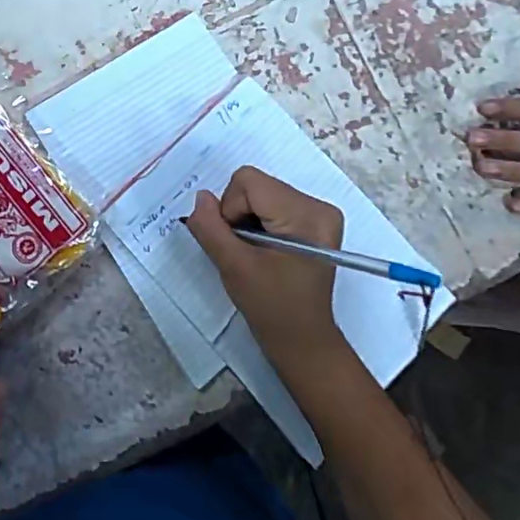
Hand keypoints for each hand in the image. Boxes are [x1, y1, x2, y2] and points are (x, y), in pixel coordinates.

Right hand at [184, 166, 346, 358]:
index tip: (238, 242)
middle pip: (255, 185)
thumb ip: (210, 227)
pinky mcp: (312, 221)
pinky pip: (269, 203)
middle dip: (238, 214)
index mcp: (306, 214)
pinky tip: (263, 249)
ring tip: (255, 252)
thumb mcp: (233, 266)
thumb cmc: (271, 305)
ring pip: (259, 192)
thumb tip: (200, 197)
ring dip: (245, 219)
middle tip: (245, 250)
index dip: (230, 208)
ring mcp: (318, 213)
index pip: (248, 182)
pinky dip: (256, 222)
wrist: (301, 337)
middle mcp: (318, 206)